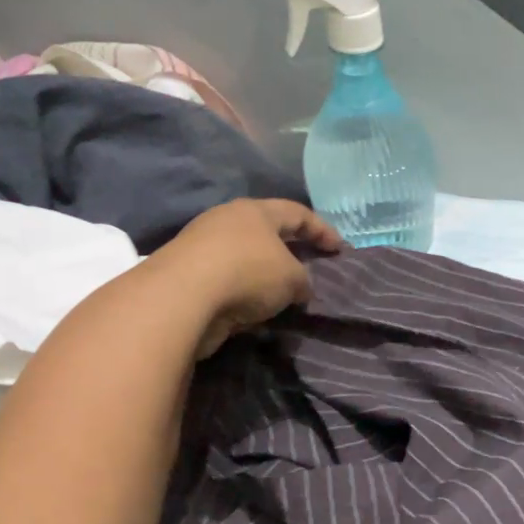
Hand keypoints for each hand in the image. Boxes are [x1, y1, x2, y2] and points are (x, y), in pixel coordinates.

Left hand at [146, 199, 345, 358]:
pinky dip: (244, 294)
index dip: (323, 231)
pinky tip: (255, 312)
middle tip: (310, 268)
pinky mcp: (188, 275)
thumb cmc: (248, 273)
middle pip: (267, 233)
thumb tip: (299, 288)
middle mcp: (228, 221)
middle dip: (291, 251)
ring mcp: (203, 247)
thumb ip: (303, 280)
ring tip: (283, 296)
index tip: (341, 250)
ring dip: (266, 276)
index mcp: (256, 211)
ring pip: (246, 259)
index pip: (298, 213)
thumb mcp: (292, 278)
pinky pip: (228, 282)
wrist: (182, 298)